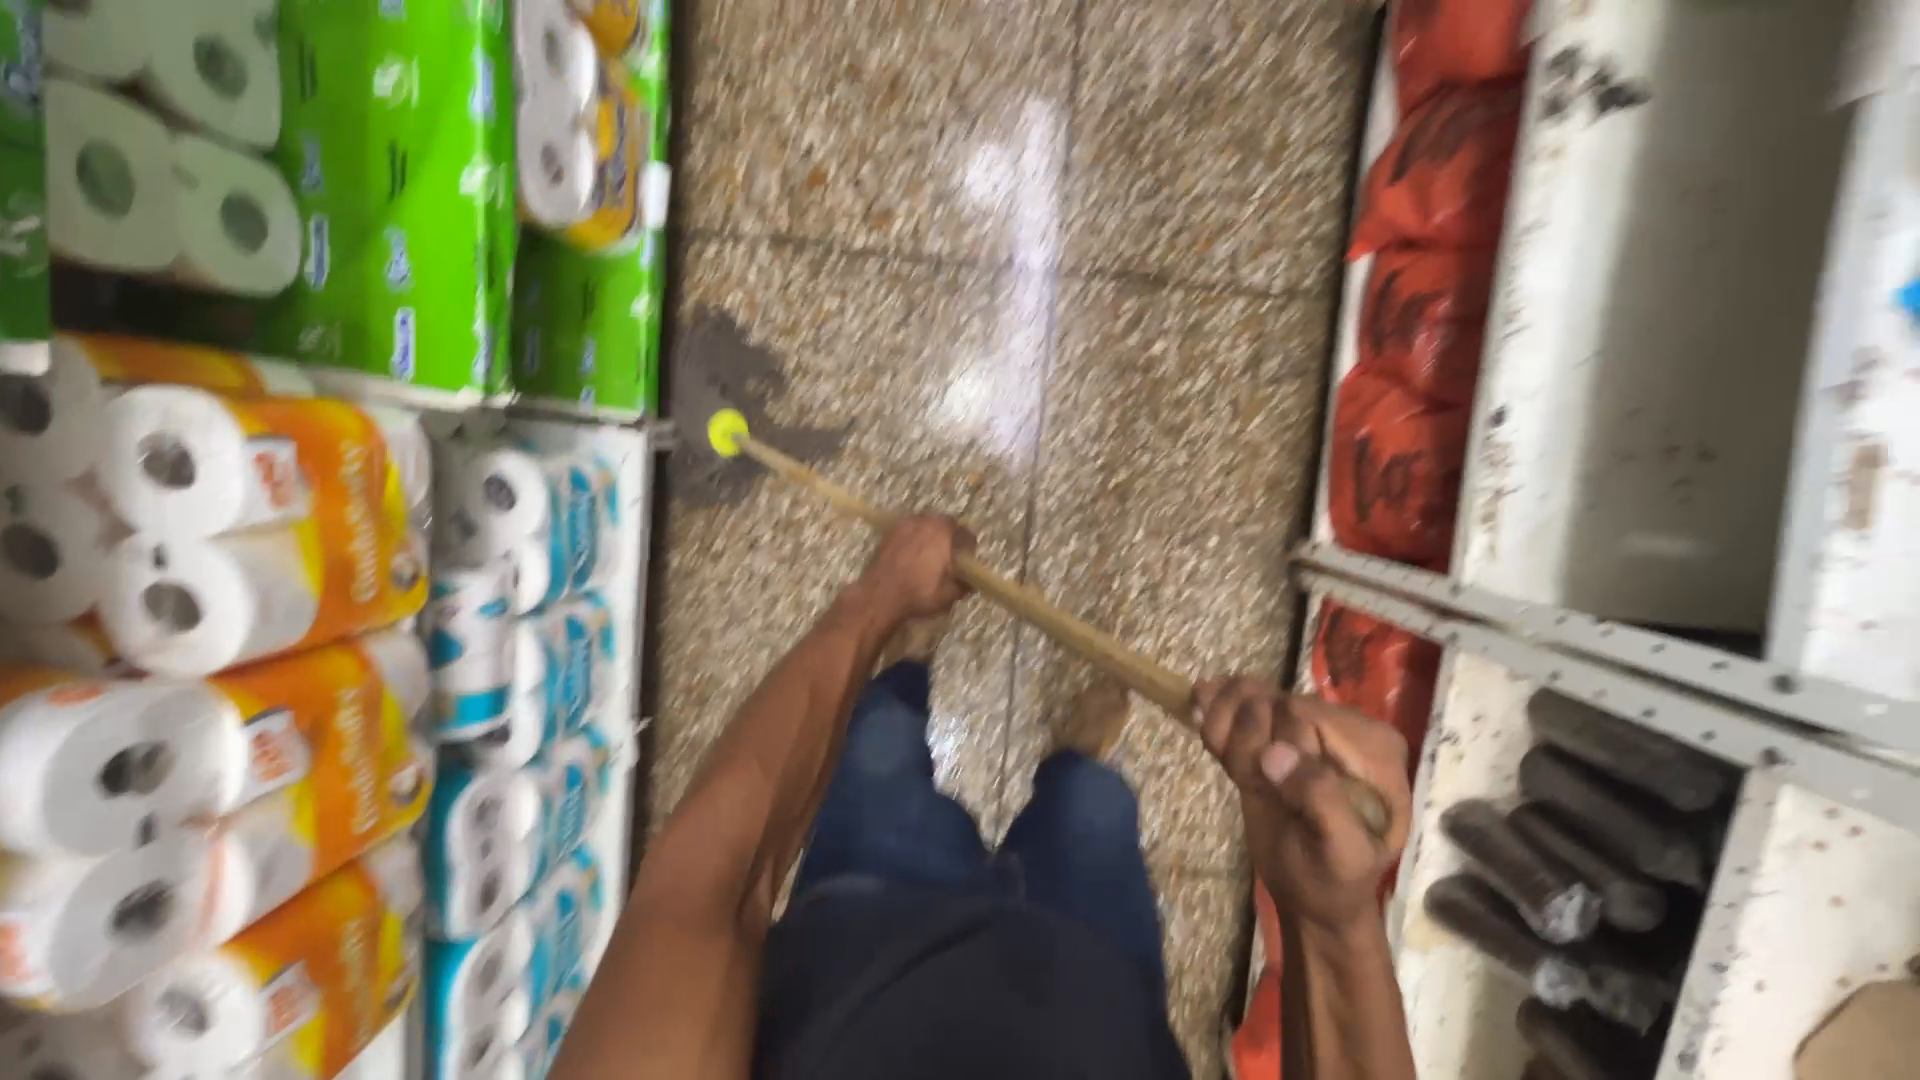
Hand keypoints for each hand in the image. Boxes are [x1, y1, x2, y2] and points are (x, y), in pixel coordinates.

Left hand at [857, 515, 974, 622]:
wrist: (879, 595)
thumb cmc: (918, 594)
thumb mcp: (948, 595)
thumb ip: (964, 585)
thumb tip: (970, 582)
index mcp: (945, 534)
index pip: (966, 534)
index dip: (969, 548)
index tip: (965, 561)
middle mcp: (927, 522)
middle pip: (946, 524)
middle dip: (950, 537)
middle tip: (948, 556)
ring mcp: (906, 523)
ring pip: (926, 524)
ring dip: (931, 535)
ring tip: (928, 554)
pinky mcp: (890, 530)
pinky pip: (909, 529)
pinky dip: (914, 537)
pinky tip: (911, 554)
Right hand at [1192, 677, 1411, 932]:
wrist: (1312, 897)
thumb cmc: (1335, 880)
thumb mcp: (1342, 852)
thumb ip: (1320, 799)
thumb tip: (1272, 753)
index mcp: (1374, 745)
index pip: (1302, 711)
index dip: (1273, 744)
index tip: (1274, 788)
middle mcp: (1343, 724)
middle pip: (1268, 699)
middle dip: (1246, 740)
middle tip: (1255, 785)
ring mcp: (1305, 725)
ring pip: (1244, 694)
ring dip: (1225, 730)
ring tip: (1241, 773)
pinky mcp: (1275, 732)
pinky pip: (1234, 703)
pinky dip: (1214, 719)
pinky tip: (1216, 742)